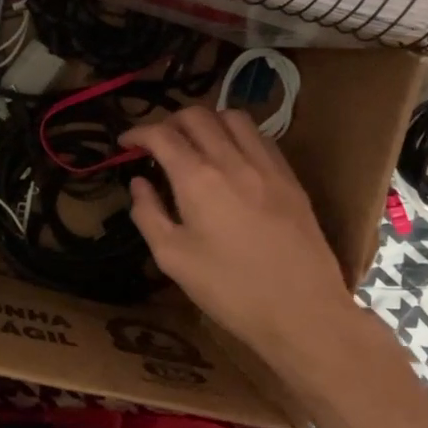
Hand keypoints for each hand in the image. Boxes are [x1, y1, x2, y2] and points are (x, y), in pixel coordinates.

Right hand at [118, 106, 357, 367]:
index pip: (161, 135)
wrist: (303, 312)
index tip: (124, 143)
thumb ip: (149, 214)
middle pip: (197, 116)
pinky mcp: (291, 180)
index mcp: (197, 180)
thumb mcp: (172, 258)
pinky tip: (231, 159)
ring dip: (207, 122)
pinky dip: (238, 135)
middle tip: (156, 144)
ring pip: (233, 117)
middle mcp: (233, 161)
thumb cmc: (229, 290)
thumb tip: (139, 183)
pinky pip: (261, 138)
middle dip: (169, 122)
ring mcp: (268, 167)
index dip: (137, 133)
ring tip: (195, 145)